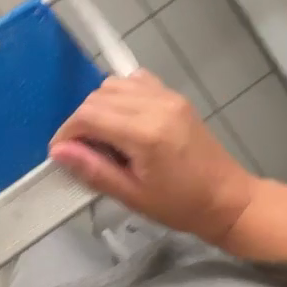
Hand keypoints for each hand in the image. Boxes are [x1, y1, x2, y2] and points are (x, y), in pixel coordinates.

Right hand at [49, 71, 259, 244]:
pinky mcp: (175, 96)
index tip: (61, 153)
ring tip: (102, 136)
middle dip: (81, 121)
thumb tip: (58, 151)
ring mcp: (168, 97)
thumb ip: (93, 170)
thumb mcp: (132, 196)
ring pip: (114, 84)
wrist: (227, 199)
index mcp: (145, 133)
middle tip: (82, 150)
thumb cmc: (180, 205)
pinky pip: (137, 81)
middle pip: (98, 97)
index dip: (67, 132)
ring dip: (99, 106)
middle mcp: (156, 105)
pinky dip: (121, 94)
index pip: (89, 116)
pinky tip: (123, 119)